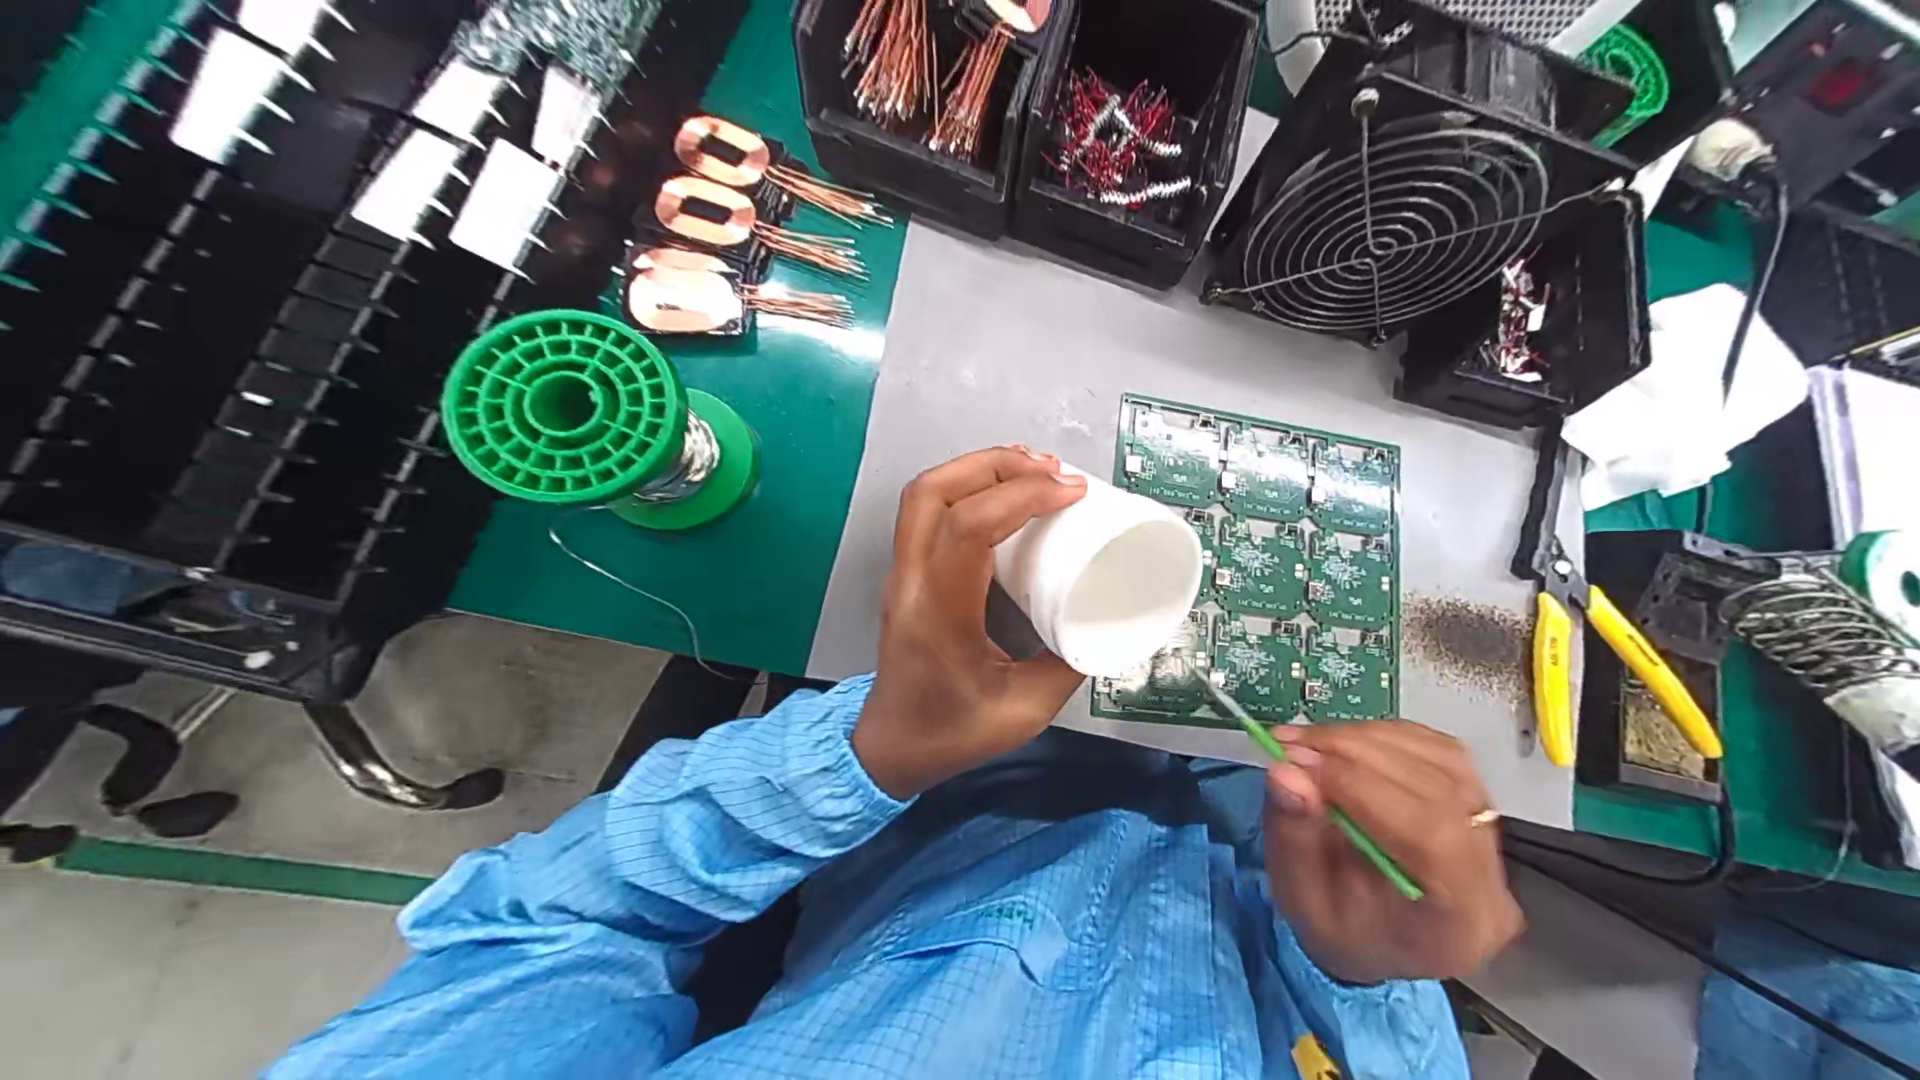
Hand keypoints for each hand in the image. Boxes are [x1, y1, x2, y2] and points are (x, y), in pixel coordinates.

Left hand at [853, 446, 1088, 797]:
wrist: (891, 747)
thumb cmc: (952, 733)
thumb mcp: (1026, 710)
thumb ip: (1069, 662)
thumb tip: (1102, 614)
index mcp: (938, 616)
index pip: (967, 528)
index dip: (1021, 496)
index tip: (1071, 492)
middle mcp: (910, 583)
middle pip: (934, 491)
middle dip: (995, 465)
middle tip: (1051, 469)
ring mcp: (902, 574)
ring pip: (924, 493)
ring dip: (978, 469)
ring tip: (1032, 469)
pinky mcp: (907, 573)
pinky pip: (927, 510)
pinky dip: (966, 487)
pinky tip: (1003, 491)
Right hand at [1263, 720, 1523, 982]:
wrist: (1372, 941)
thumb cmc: (1337, 929)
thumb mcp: (1299, 897)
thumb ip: (1294, 835)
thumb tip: (1285, 771)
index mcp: (1455, 924)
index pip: (1431, 836)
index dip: (1360, 785)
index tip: (1297, 761)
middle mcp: (1491, 881)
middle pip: (1438, 789)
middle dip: (1353, 752)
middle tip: (1290, 744)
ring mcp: (1490, 839)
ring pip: (1442, 760)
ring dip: (1364, 737)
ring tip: (1307, 742)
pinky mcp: (1476, 805)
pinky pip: (1439, 751)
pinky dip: (1382, 736)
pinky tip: (1341, 745)